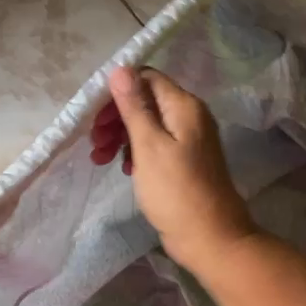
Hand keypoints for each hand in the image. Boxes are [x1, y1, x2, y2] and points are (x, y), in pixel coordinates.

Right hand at [91, 66, 258, 270]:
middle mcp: (190, 115)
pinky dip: (135, 151)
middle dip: (116, 117)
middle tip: (95, 143)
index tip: (96, 117)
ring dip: (121, 136)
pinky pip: (155, 144)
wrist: (210, 238)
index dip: (117, 92)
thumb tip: (120, 68)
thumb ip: (134, 106)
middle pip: (145, 100)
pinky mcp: (185, 159)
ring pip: (148, 123)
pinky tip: (123, 168)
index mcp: (184, 105)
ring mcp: (189, 138)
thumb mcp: (148, 145)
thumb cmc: (176, 191)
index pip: (145, 78)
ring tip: (101, 159)